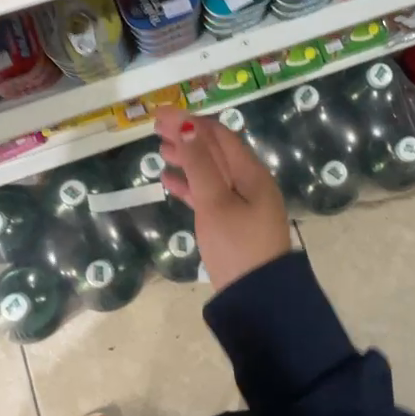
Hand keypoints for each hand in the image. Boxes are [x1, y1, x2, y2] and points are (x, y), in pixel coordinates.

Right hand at [153, 107, 289, 290]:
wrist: (258, 299)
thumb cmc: (237, 246)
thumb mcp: (215, 202)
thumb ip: (199, 164)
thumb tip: (186, 124)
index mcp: (251, 173)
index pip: (220, 136)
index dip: (191, 122)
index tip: (161, 116)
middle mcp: (250, 184)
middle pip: (216, 152)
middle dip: (188, 137)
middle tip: (156, 129)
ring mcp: (243, 205)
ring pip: (212, 173)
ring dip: (188, 159)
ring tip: (160, 151)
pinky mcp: (234, 224)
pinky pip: (210, 195)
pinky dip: (190, 185)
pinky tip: (169, 183)